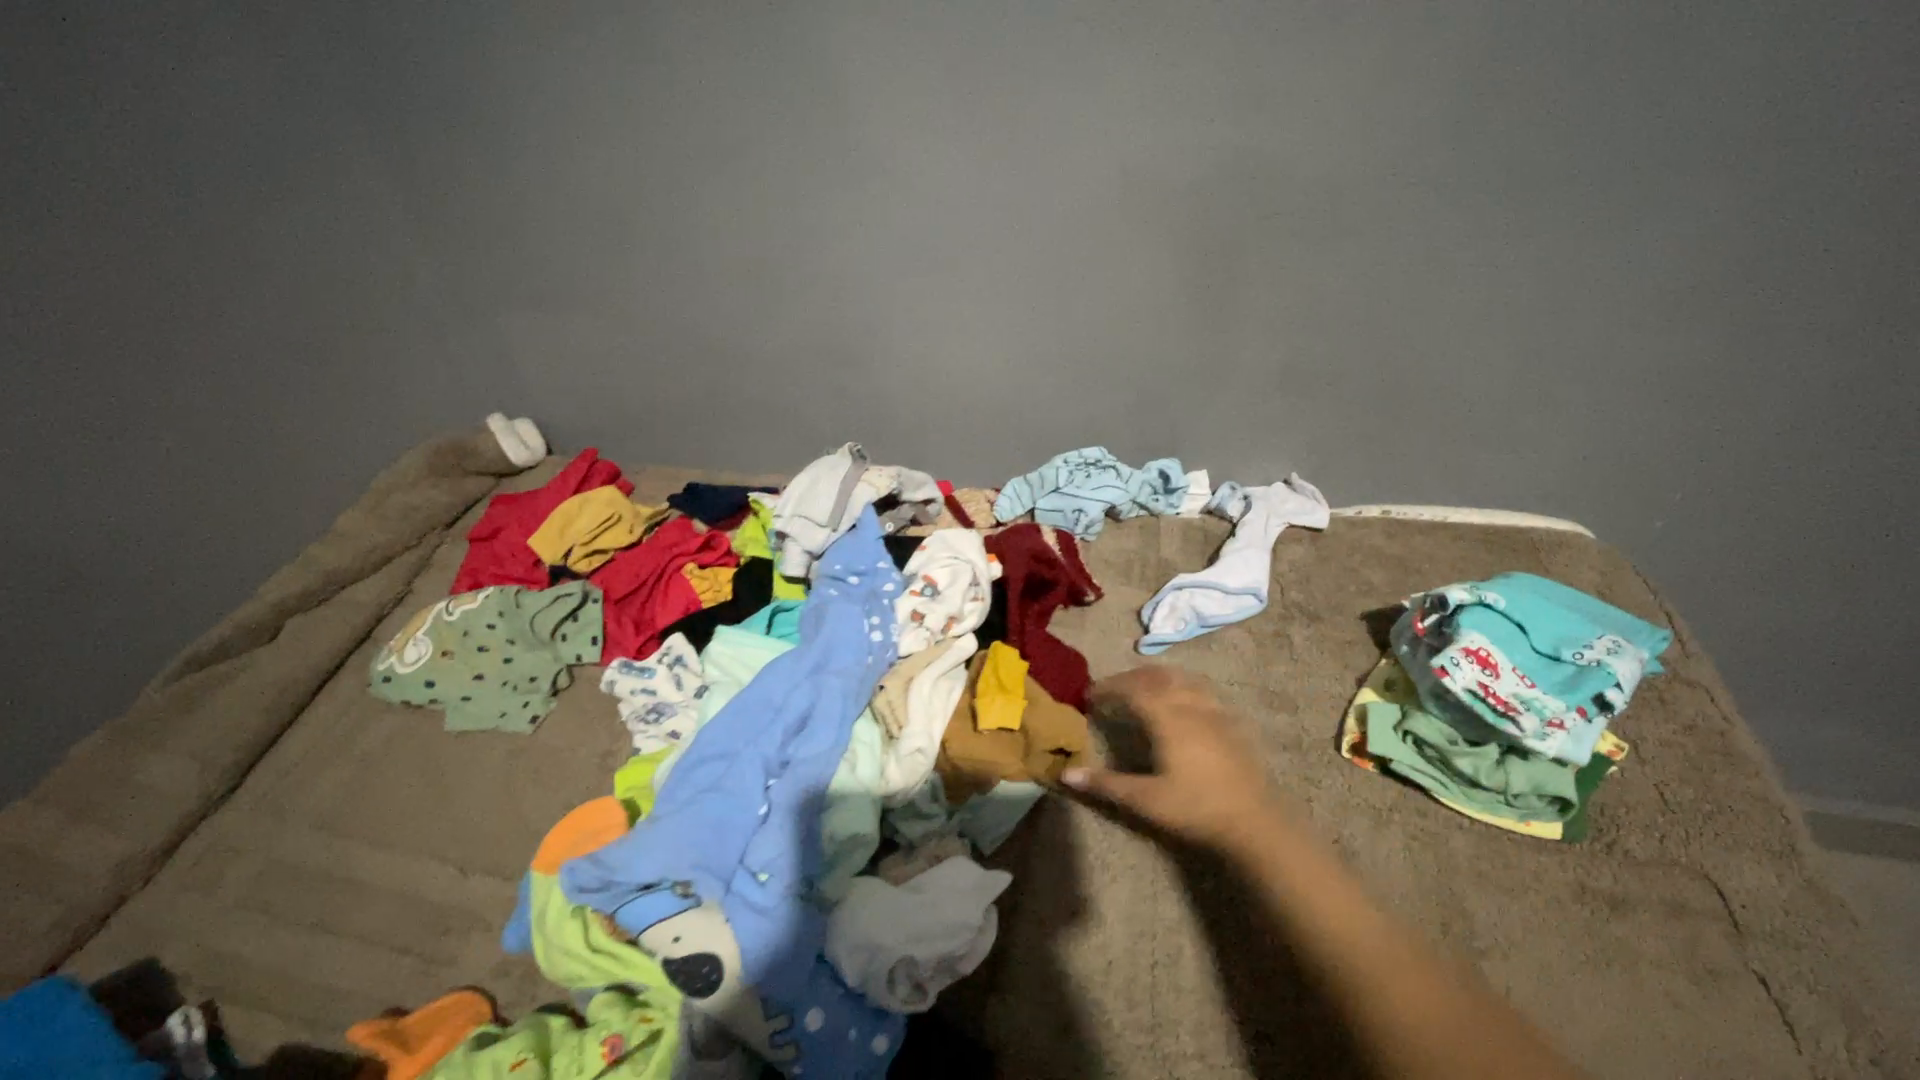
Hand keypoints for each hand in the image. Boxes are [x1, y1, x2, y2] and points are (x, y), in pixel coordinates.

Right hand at [1063, 666, 1280, 848]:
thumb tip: (1066, 774)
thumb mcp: (1146, 800)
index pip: (1132, 690)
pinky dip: (1183, 687)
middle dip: (1131, 678)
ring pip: (1183, 679)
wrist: (1255, 822)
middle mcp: (1191, 706)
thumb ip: (1106, 784)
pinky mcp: (1232, 724)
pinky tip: (1183, 704)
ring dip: (1158, 677)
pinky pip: (1203, 691)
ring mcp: (1216, 712)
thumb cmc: (1196, 809)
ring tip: (1143, 688)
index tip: (1090, 694)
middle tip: (1111, 688)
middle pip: (1158, 677)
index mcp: (1167, 718)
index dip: (1109, 687)